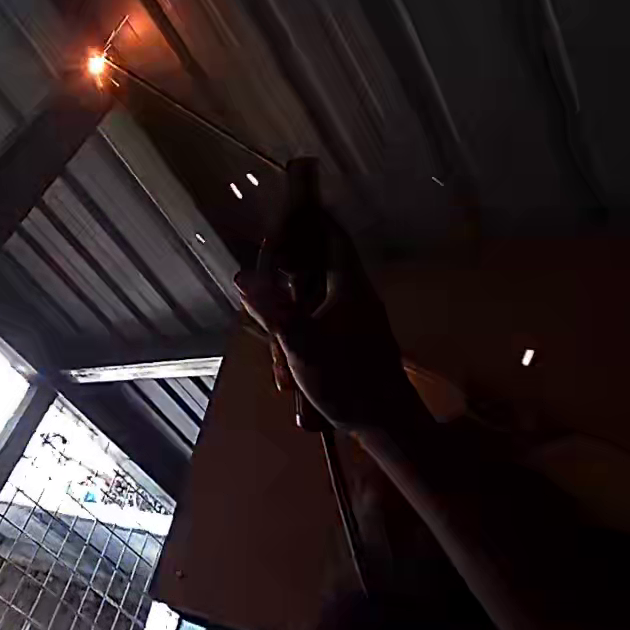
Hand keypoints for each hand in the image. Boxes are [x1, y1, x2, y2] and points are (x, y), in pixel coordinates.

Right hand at [234, 218, 405, 432]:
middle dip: (294, 254)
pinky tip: (286, 333)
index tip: (288, 206)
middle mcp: (356, 293)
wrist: (388, 423)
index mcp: (348, 286)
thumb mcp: (301, 345)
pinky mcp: (356, 333)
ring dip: (295, 287)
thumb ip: (272, 308)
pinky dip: (302, 309)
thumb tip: (241, 276)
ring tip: (270, 300)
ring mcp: (359, 314)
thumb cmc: (348, 381)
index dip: (312, 216)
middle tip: (268, 257)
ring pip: (322, 284)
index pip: (332, 235)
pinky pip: (324, 306)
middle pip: (324, 256)